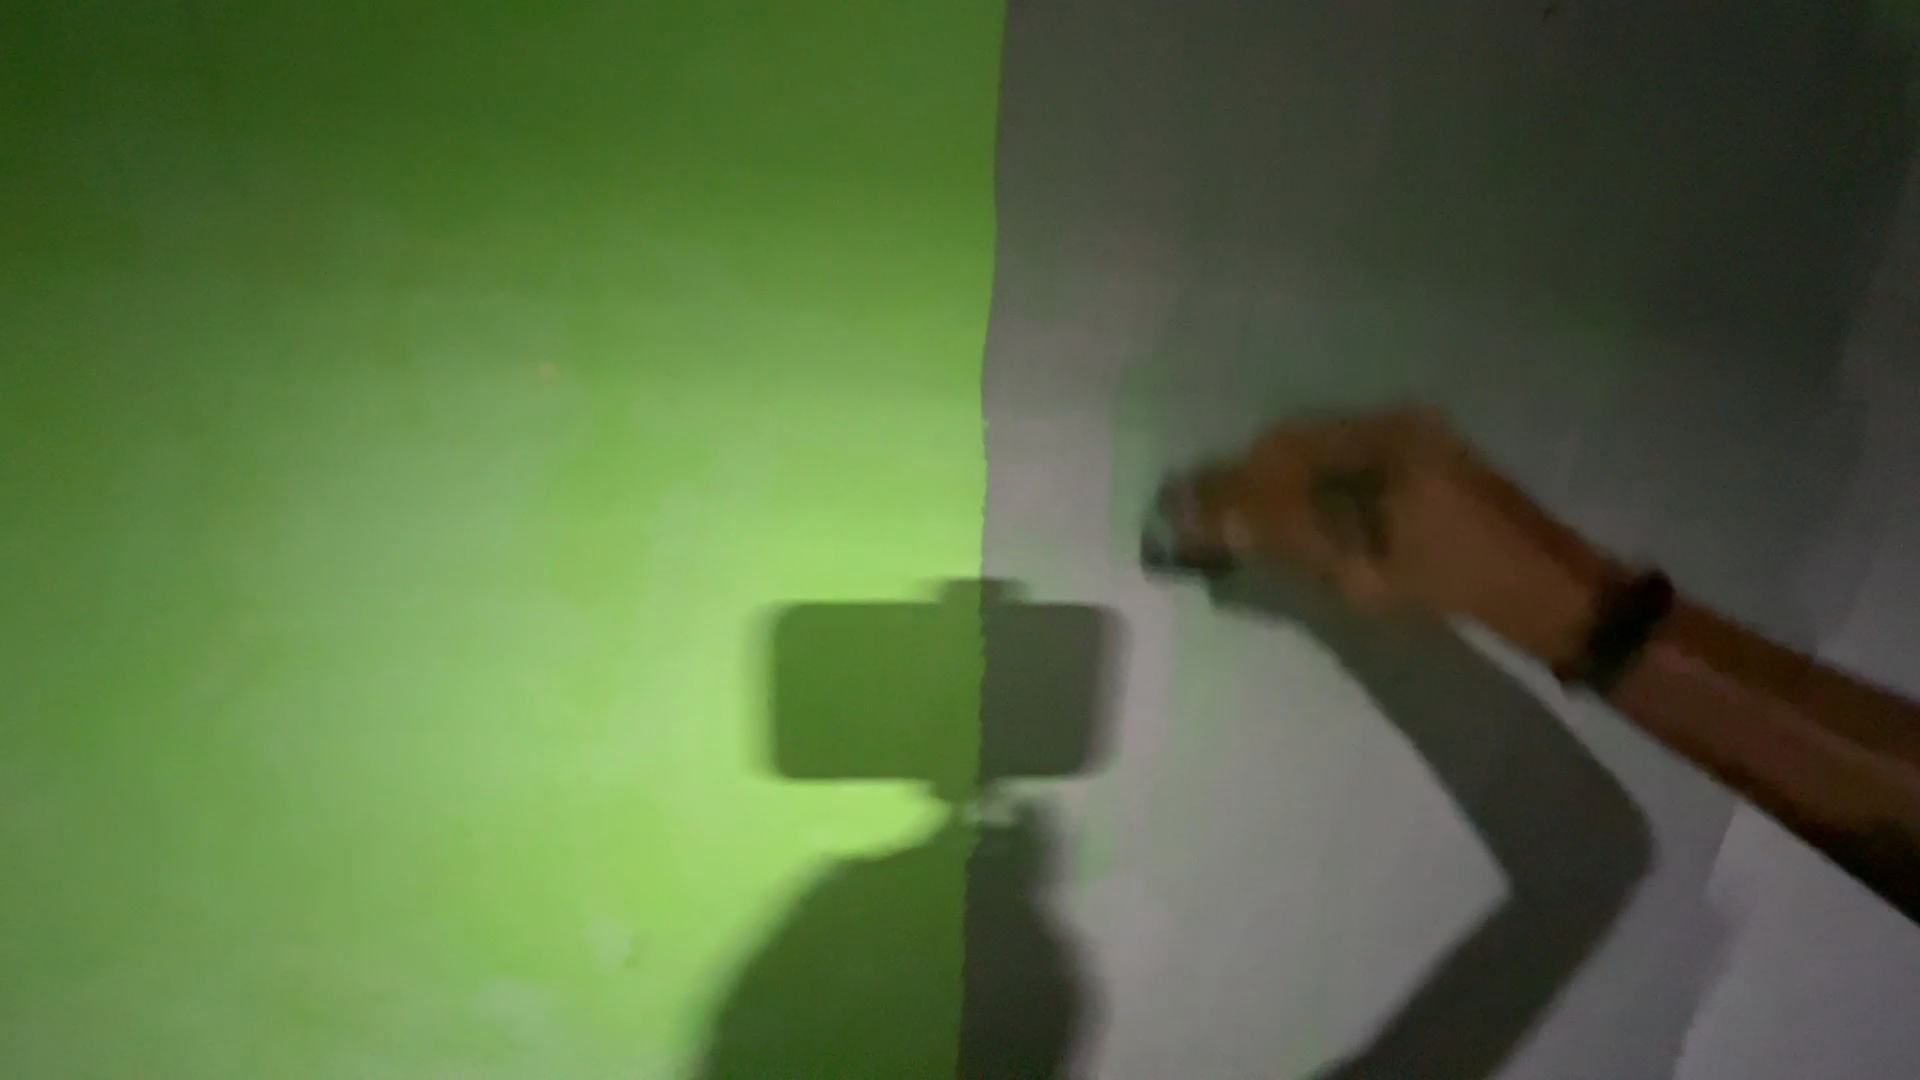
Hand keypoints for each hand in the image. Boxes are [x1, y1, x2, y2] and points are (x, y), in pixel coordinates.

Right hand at [1167, 406, 1618, 667]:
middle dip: (1242, 474)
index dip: (1229, 483)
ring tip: (1234, 505)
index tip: (1184, 502)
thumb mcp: (1367, 574)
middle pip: (1293, 442)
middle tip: (1201, 503)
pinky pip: (1340, 454)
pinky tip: (1285, 500)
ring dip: (1269, 474)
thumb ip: (1293, 543)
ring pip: (1313, 446)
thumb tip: (1226, 526)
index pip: (1281, 458)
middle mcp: (1389, 425)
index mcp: (1379, 446)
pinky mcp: (1414, 451)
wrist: (1544, 584)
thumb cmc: (1452, 582)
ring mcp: (1405, 435)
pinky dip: (1303, 477)